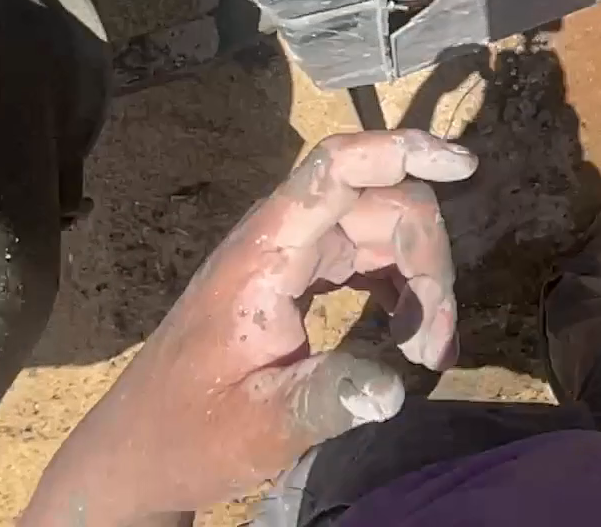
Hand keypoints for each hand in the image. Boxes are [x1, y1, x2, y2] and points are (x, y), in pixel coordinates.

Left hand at [21, 130, 476, 525]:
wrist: (137, 452)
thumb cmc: (185, 435)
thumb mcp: (256, 429)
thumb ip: (327, 399)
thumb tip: (397, 388)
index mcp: (267, 253)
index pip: (337, 169)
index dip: (402, 150)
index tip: (464, 164)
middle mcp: (287, 236)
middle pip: (384, 204)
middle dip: (429, 261)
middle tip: (436, 341)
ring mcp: (300, 251)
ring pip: (388, 228)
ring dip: (423, 278)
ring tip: (430, 348)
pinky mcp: (309, 271)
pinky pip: (376, 254)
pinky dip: (406, 285)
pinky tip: (412, 332)